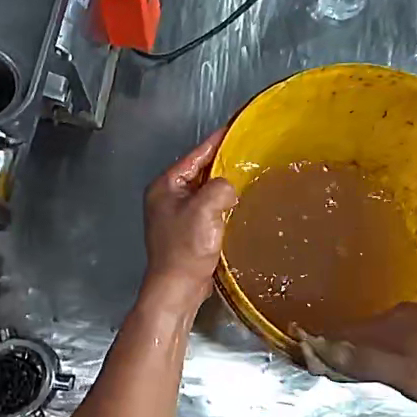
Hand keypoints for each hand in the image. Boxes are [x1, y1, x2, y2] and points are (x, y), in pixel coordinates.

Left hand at [142, 128, 237, 310]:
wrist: (178, 288)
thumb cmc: (186, 249)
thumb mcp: (205, 209)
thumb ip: (220, 187)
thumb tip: (231, 187)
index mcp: (166, 186)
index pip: (196, 154)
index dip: (218, 140)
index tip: (237, 127)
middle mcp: (169, 197)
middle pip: (201, 171)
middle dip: (224, 162)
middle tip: (250, 152)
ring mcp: (178, 215)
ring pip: (207, 190)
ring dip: (226, 185)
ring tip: (250, 176)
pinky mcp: (189, 231)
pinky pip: (210, 208)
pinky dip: (225, 203)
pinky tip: (241, 205)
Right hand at [297, 303, 416, 415]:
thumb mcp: (414, 376)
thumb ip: (367, 363)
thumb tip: (320, 346)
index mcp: (393, 327)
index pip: (342, 335)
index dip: (318, 344)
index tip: (296, 349)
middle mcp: (405, 315)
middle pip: (359, 331)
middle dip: (335, 343)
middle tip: (314, 356)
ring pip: (381, 330)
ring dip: (359, 343)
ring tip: (344, 356)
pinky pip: (401, 331)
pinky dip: (383, 342)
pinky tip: (389, 351)